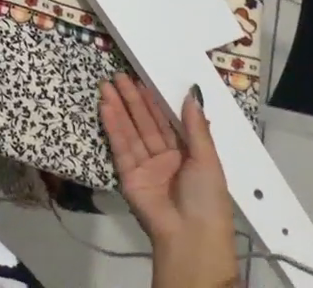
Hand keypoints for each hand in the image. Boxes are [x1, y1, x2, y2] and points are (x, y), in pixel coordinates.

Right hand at [100, 75, 238, 287]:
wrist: (190, 237)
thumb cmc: (207, 199)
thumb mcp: (208, 162)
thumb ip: (196, 128)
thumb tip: (192, 95)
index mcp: (189, 156)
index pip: (169, 122)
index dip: (157, 101)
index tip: (143, 79)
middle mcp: (166, 158)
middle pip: (147, 123)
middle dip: (133, 99)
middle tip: (118, 75)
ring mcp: (145, 166)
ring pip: (131, 131)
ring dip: (118, 108)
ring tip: (106, 85)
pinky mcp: (128, 174)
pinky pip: (121, 146)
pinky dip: (112, 126)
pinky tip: (105, 107)